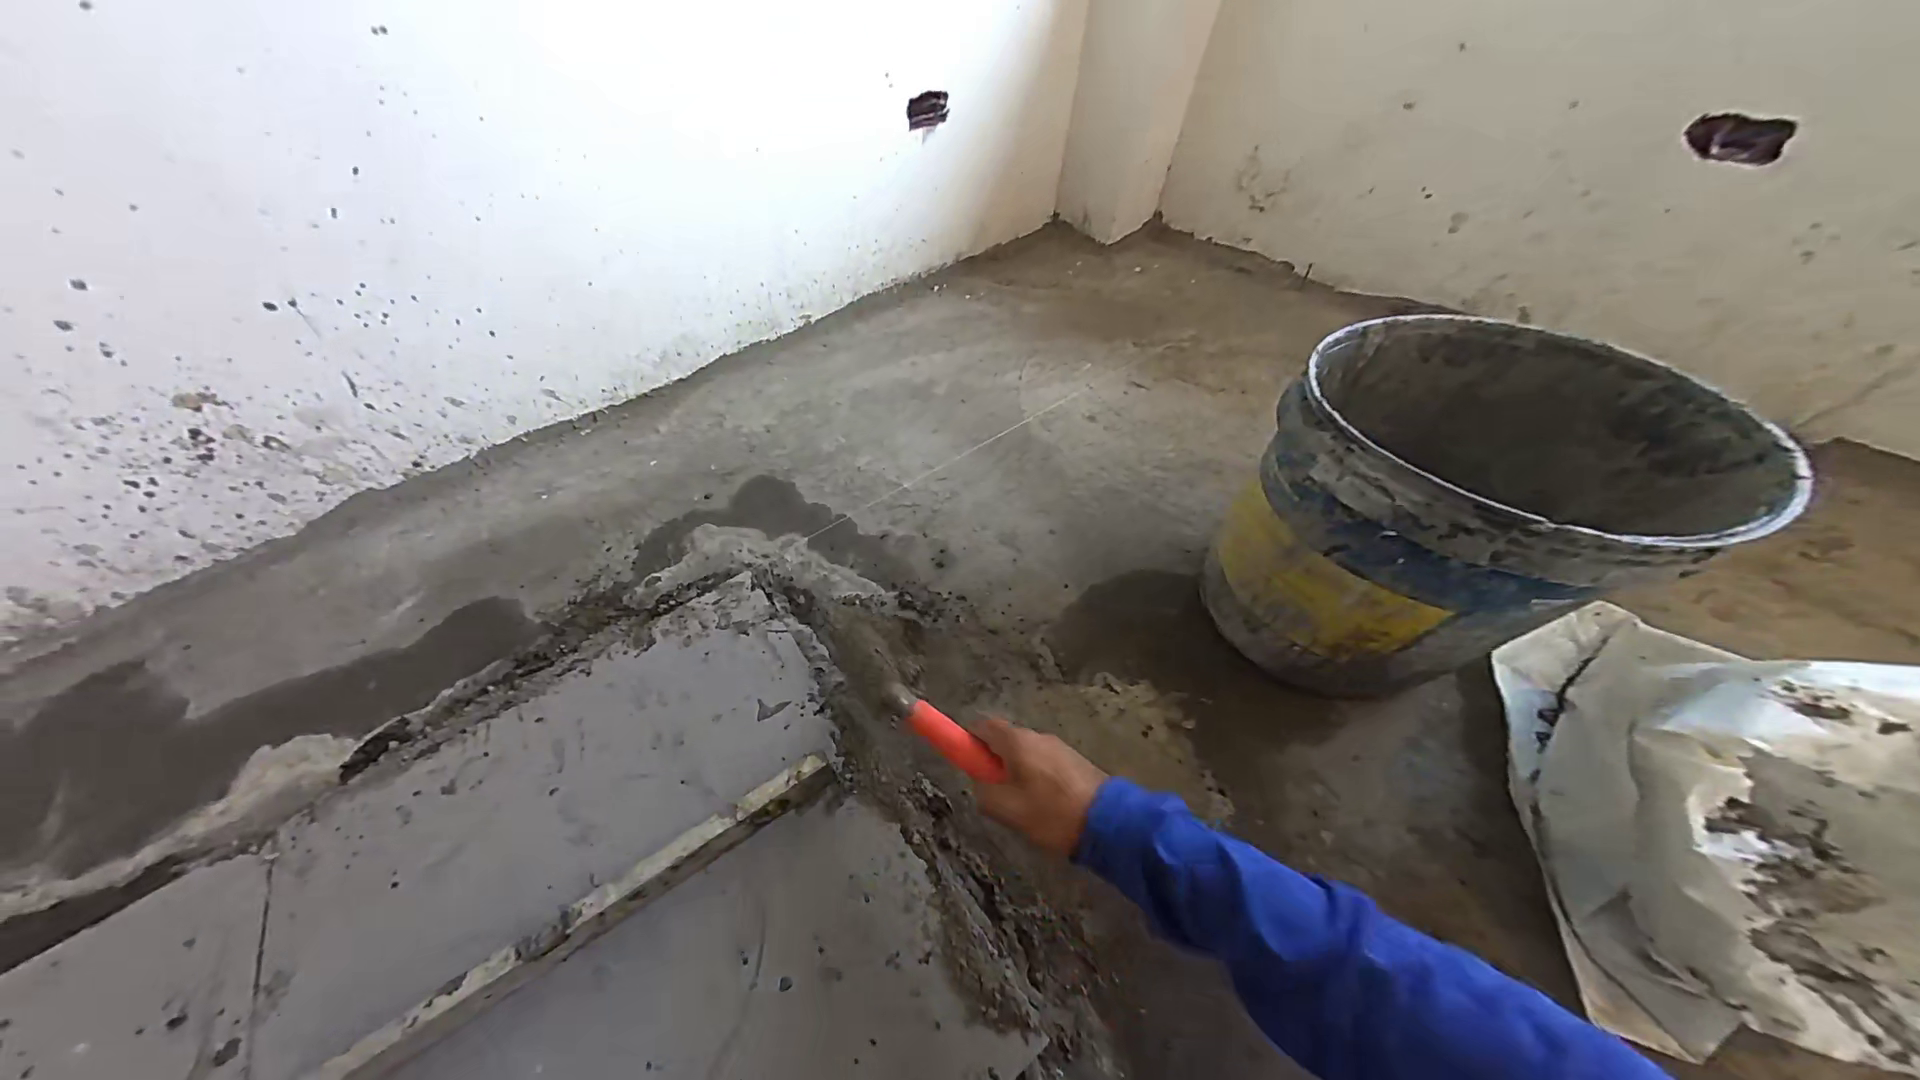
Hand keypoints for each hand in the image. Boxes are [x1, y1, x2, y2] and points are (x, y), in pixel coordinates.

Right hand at [972, 716, 1108, 858]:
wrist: (1108, 822)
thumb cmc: (1051, 814)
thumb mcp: (1006, 810)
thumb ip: (984, 792)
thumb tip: (980, 782)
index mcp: (1017, 742)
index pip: (982, 725)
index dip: (968, 740)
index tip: (965, 760)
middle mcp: (1037, 736)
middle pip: (1004, 739)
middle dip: (994, 761)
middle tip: (994, 791)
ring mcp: (1058, 746)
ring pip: (1025, 753)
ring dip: (1016, 771)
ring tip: (1023, 805)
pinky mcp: (1075, 760)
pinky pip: (1044, 762)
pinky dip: (1036, 777)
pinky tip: (1045, 804)